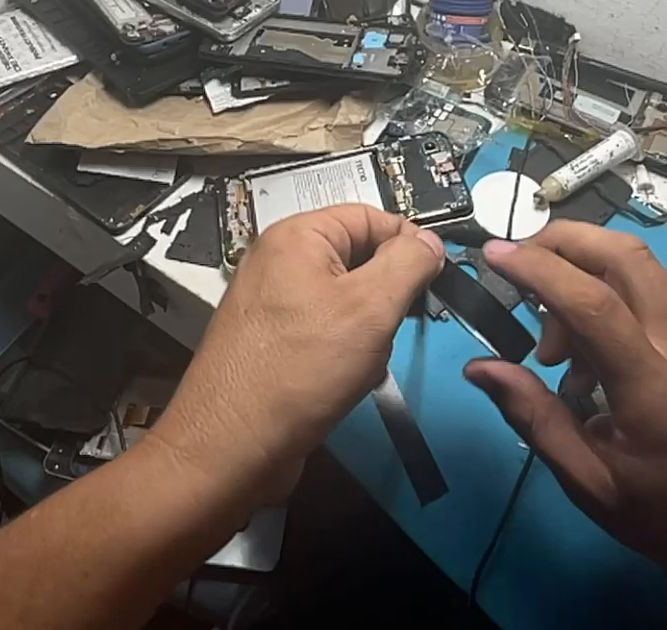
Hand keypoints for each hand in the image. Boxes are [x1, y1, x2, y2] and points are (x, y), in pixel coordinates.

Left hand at [148, 204, 444, 504]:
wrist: (230, 449)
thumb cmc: (301, 369)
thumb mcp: (371, 308)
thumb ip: (409, 264)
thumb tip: (431, 241)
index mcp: (297, 235)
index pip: (371, 217)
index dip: (409, 242)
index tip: (436, 277)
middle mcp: (280, 259)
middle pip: (360, 258)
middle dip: (386, 295)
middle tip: (391, 328)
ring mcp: (272, 301)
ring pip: (347, 299)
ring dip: (368, 330)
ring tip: (361, 362)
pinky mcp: (272, 339)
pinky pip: (325, 329)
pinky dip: (345, 350)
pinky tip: (344, 380)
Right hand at [464, 224, 666, 617]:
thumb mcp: (589, 483)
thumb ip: (533, 416)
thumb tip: (479, 367)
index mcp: (657, 393)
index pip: (595, 304)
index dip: (539, 268)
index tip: (494, 254)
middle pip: (627, 256)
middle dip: (565, 240)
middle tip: (519, 262)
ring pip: (639, 270)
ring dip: (583, 277)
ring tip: (553, 352)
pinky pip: (649, 298)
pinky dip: (606, 302)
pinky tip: (588, 360)